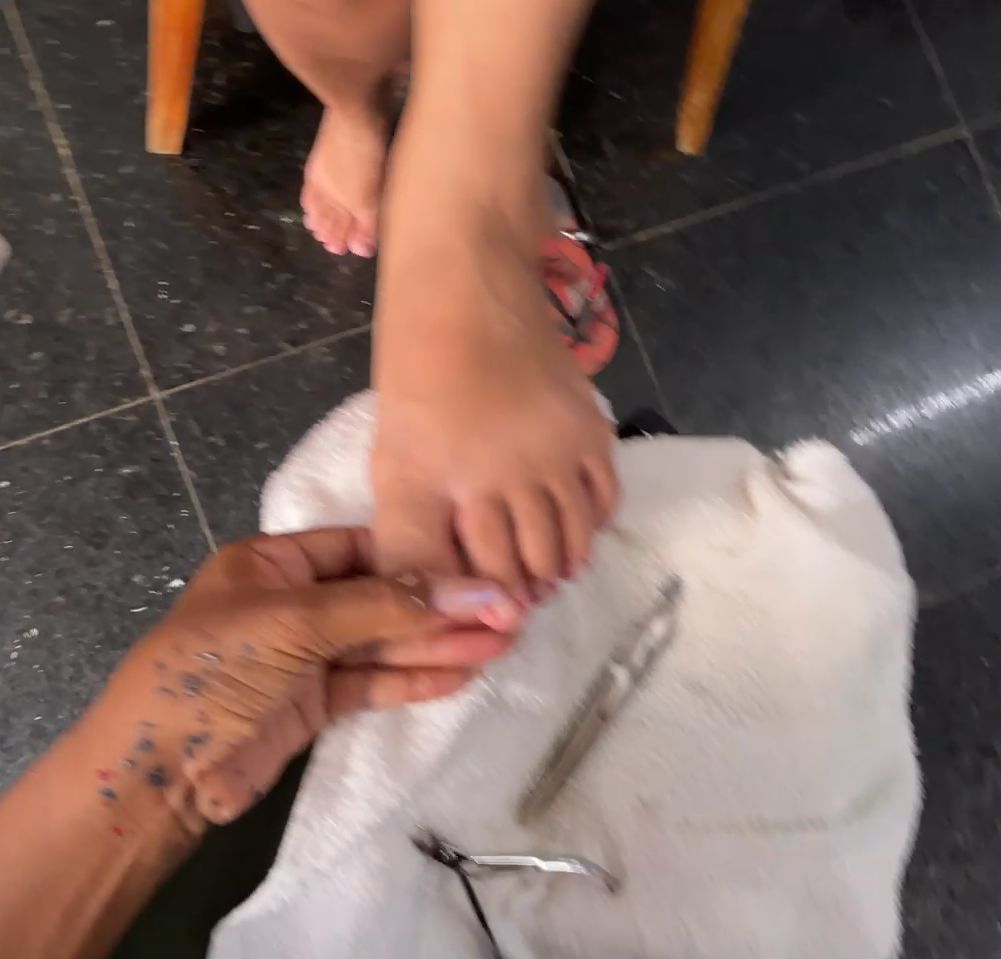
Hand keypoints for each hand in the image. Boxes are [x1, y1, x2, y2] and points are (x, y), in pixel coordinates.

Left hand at [85, 528, 521, 828]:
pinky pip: (373, 683)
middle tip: (510, 615)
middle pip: (381, 599)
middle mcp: (293, 603)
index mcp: (274, 563)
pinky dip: (415, 679)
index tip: (481, 573)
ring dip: (439, 645)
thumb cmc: (214, 671)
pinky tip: (462, 674)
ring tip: (502, 645)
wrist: (157, 775)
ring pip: (383, 643)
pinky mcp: (314, 703)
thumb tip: (472, 591)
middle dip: (442, 609)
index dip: (422, 560)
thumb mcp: (297, 623)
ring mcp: (305, 656)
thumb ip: (386, 606)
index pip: (363, 549)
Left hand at [371, 228, 618, 600]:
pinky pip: (606, 497)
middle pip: (536, 560)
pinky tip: (580, 534)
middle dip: (527, 592)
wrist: (467, 292)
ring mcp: (563, 453)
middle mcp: (522, 478)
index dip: (488, 605)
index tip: (490, 623)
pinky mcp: (592, 428)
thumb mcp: (394, 464)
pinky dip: (594, 526)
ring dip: (561, 566)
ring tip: (550, 580)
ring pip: (573, 537)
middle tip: (522, 608)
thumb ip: (411, 537)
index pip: (486, 574)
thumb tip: (440, 597)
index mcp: (463, 488)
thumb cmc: (416, 379)